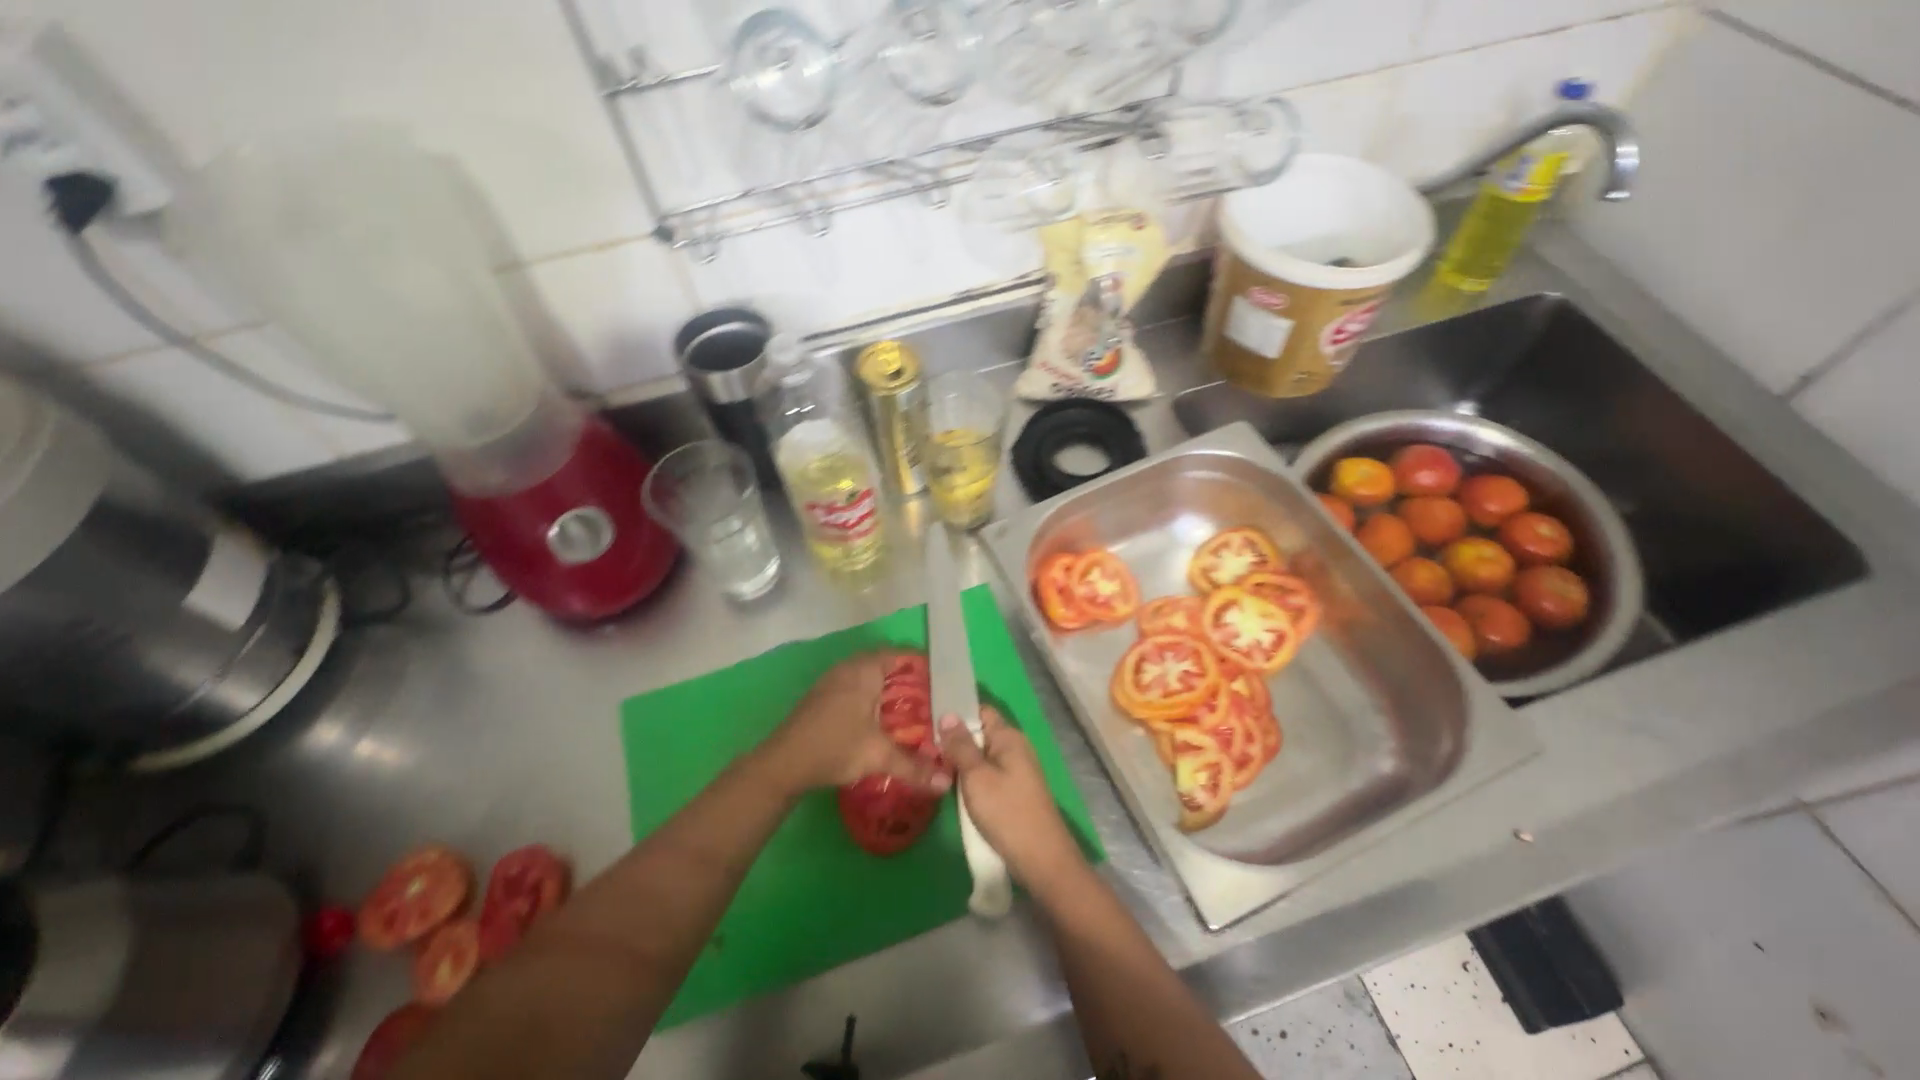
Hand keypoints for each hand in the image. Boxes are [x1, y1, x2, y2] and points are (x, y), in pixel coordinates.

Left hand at [759, 650, 951, 795]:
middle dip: (908, 679)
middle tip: (931, 698)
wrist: (783, 763)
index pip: (900, 655)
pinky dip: (871, 697)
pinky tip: (880, 720)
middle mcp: (848, 668)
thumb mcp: (878, 757)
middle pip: (885, 664)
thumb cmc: (835, 748)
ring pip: (868, 676)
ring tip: (911, 709)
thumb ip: (915, 767)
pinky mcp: (822, 697)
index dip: (922, 665)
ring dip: (887, 688)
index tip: (942, 680)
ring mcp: (832, 681)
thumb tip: (946, 783)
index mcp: (865, 671)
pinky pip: (855, 687)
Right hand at [937, 707, 1086, 891]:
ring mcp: (1015, 771)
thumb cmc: (1007, 812)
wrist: (1041, 858)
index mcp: (1009, 737)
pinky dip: (969, 778)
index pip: (980, 711)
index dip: (955, 711)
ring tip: (926, 762)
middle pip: (979, 733)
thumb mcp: (977, 777)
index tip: (926, 716)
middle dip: (953, 739)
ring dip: (959, 761)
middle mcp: (1014, 748)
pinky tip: (949, 785)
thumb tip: (947, 713)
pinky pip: (986, 775)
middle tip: (917, 742)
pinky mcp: (1013, 792)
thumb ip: (961, 745)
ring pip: (981, 757)